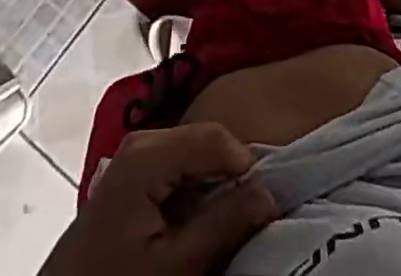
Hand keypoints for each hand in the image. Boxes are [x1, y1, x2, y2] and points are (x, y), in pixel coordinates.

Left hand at [38, 123, 278, 275]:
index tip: (260, 205)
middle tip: (241, 216)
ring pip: (195, 155)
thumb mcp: (176, 265)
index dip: (245, 168)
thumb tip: (269, 193)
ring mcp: (134, 157)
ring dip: (213, 185)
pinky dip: (194, 191)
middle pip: (206, 142)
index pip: (217, 138)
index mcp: (147, 154)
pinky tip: (192, 224)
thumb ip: (224, 224)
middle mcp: (141, 143)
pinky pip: (177, 168)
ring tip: (217, 224)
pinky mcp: (132, 175)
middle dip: (228, 176)